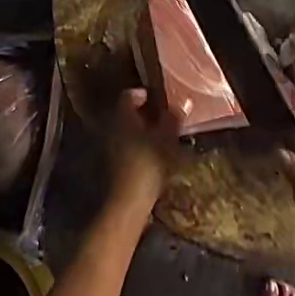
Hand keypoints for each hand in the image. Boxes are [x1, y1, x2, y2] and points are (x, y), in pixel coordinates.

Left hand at [107, 88, 178, 211]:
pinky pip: (126, 144)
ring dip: (142, 129)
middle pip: (127, 112)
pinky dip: (139, 143)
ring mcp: (110, 147)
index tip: (159, 96)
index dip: (143, 93)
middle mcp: (112, 128)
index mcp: (123, 117)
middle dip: (145, 112)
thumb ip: (173, 119)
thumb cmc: (148, 164)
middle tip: (165, 114)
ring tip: (163, 133)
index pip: (129, 95)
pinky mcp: (113, 164)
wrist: (128, 202)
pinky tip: (154, 152)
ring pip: (127, 129)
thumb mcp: (166, 139)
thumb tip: (183, 102)